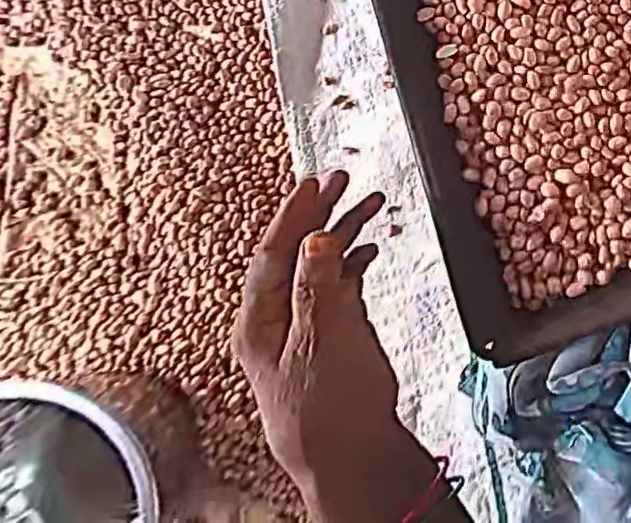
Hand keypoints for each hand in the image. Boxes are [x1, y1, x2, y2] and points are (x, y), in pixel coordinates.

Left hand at [235, 172, 403, 509]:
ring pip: (320, 262)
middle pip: (295, 251)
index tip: (313, 183)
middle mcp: (278, 316)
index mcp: (261, 322)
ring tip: (369, 202)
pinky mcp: (329, 328)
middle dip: (318, 213)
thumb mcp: (322, 340)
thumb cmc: (330, 407)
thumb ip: (319, 286)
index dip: (293, 215)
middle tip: (340, 179)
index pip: (273, 254)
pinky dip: (354, 258)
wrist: (352, 451)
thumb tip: (317, 238)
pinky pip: (338, 281)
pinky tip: (370, 247)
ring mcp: (304, 321)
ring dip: (343, 230)